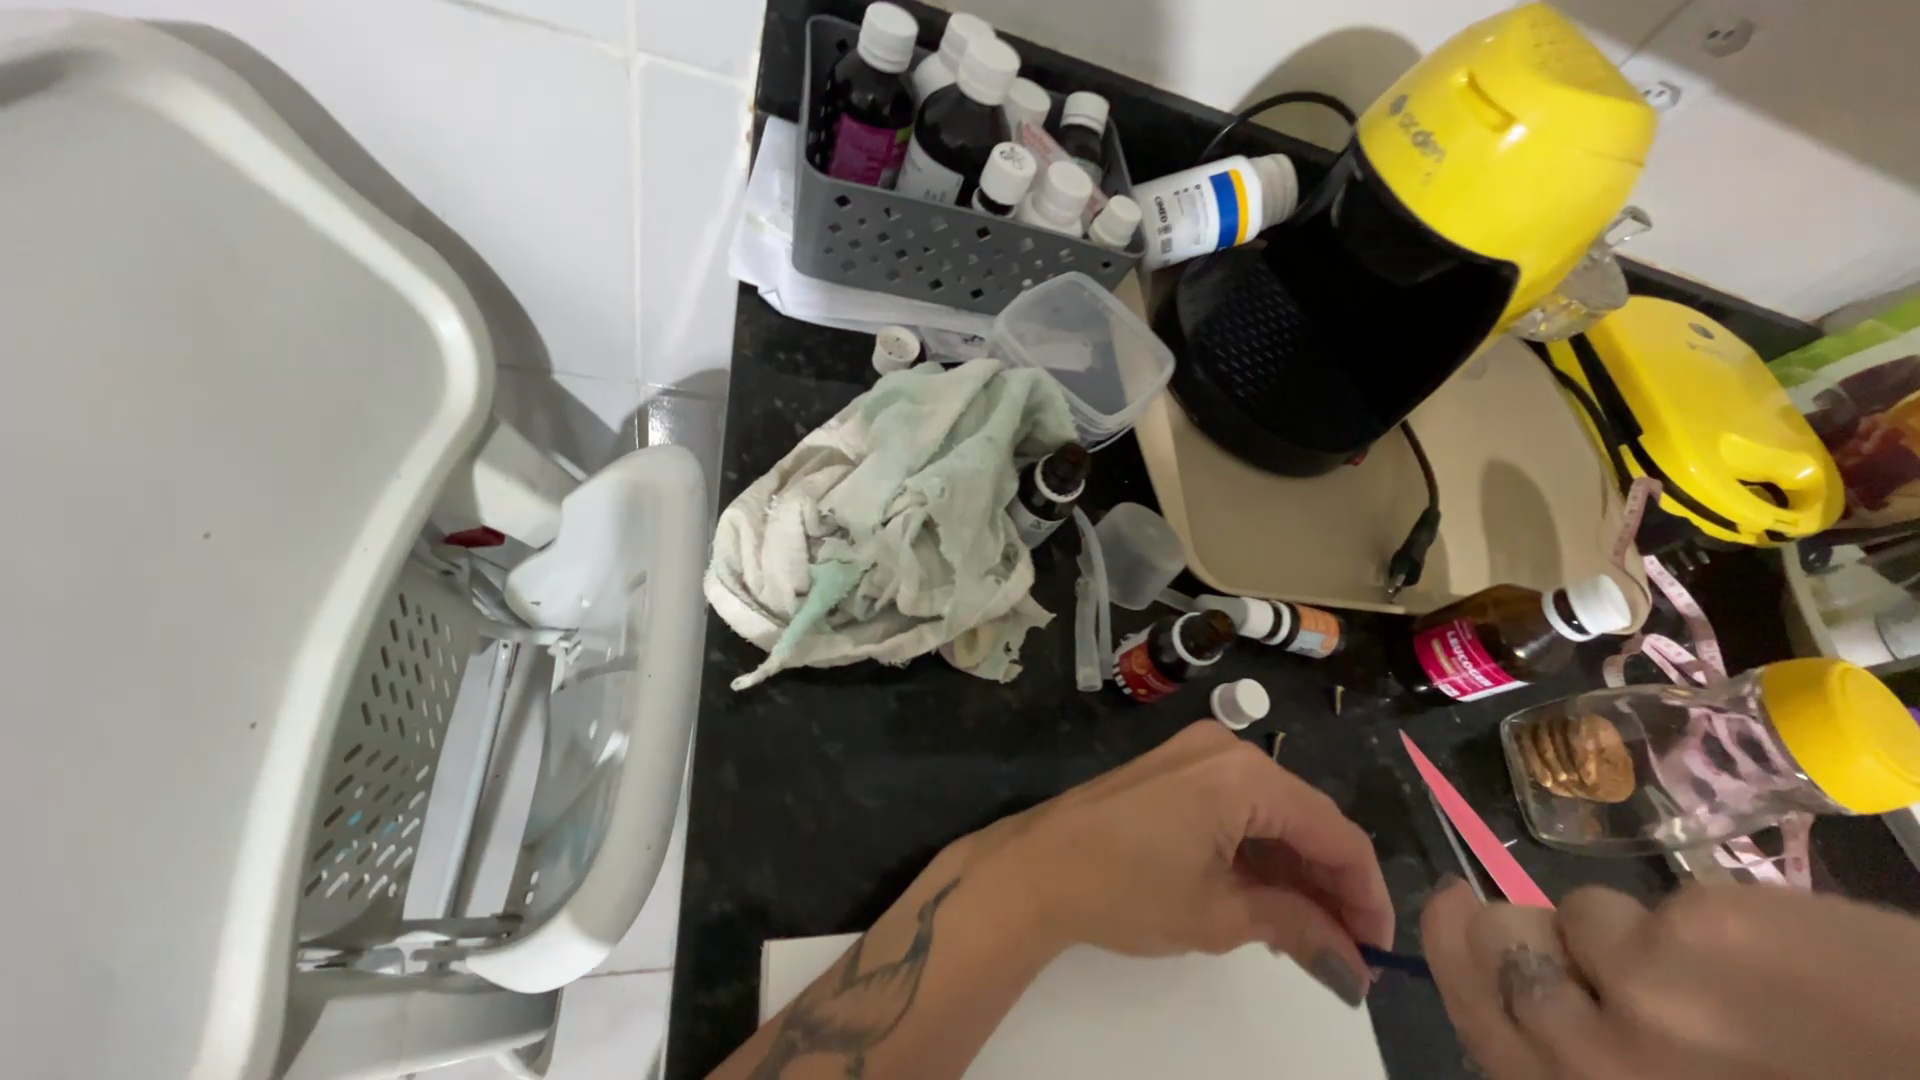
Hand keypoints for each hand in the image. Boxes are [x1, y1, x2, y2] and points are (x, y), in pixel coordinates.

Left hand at [953, 720, 1393, 1006]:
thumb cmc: (1125, 889)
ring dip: (1293, 872)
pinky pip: (1235, 806)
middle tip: (1344, 952)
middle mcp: (1227, 749)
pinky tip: (1266, 898)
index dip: (1366, 894)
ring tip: (1307, 936)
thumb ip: (1297, 928)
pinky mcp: (1174, 769)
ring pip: (1270, 813)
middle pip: (1304, 818)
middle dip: (1329, 885)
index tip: (1378, 952)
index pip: (1335, 832)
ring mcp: (1195, 753)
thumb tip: (1354, 963)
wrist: (1034, 869)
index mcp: (1245, 775)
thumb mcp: (1218, 915)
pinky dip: (1256, 851)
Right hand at [1422, 879, 1919, 1078]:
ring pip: (1585, 915)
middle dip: (1521, 928)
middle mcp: (1600, 1058)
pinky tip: (1790, 970)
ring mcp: (1650, 991)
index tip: (1452, 901)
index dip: (1454, 954)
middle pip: (1504, 950)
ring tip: (1732, 982)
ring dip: (1635, 937)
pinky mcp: (1707, 928)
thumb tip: (1528, 982)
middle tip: (1564, 926)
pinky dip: (1712, 928)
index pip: (1482, 1018)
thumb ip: (1591, 1054)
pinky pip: (1666, 903)